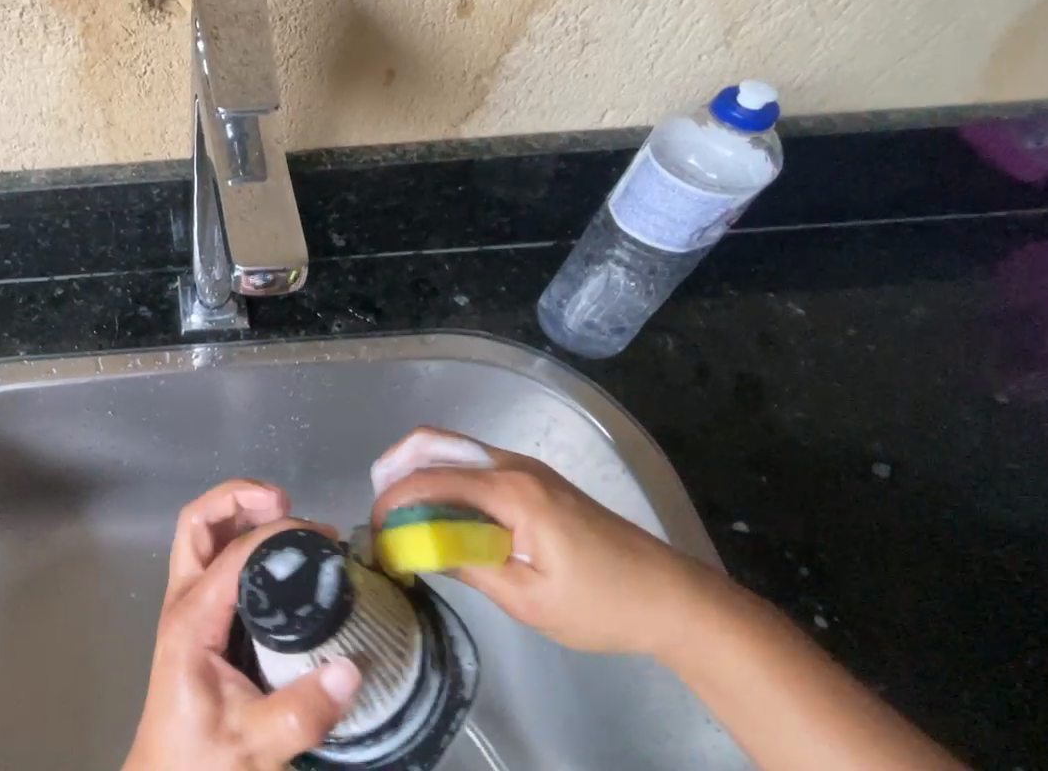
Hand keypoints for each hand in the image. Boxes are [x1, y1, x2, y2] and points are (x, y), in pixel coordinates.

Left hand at [122, 480, 362, 770]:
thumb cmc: (200, 760)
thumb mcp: (255, 746)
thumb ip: (302, 713)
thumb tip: (351, 670)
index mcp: (192, 619)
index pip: (231, 553)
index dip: (273, 533)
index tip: (319, 536)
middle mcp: (184, 600)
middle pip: (198, 523)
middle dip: (238, 498)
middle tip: (286, 502)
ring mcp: (187, 605)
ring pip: (202, 534)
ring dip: (239, 512)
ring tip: (289, 517)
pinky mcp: (198, 616)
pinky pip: (214, 558)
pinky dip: (242, 538)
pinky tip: (280, 554)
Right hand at [369, 427, 727, 657]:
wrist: (673, 598)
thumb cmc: (602, 605)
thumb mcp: (527, 599)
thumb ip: (467, 565)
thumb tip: (413, 547)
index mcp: (512, 491)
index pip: (432, 478)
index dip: (393, 499)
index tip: (374, 530)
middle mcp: (513, 465)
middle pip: (435, 442)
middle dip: (394, 467)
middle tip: (376, 509)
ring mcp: (525, 468)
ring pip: (452, 449)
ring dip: (416, 471)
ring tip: (397, 514)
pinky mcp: (533, 481)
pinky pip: (472, 465)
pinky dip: (442, 478)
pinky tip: (437, 513)